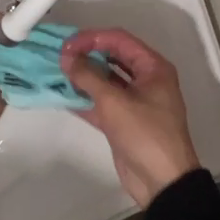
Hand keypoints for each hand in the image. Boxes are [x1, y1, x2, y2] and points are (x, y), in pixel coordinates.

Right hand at [61, 28, 200, 207]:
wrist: (162, 181)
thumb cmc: (144, 134)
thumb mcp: (114, 102)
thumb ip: (88, 77)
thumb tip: (67, 57)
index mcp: (153, 68)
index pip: (119, 40)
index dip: (92, 38)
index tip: (66, 45)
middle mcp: (146, 80)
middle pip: (112, 57)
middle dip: (87, 55)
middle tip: (60, 57)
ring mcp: (134, 101)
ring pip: (105, 80)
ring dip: (83, 76)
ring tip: (57, 72)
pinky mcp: (123, 121)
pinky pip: (101, 102)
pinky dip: (84, 98)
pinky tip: (63, 95)